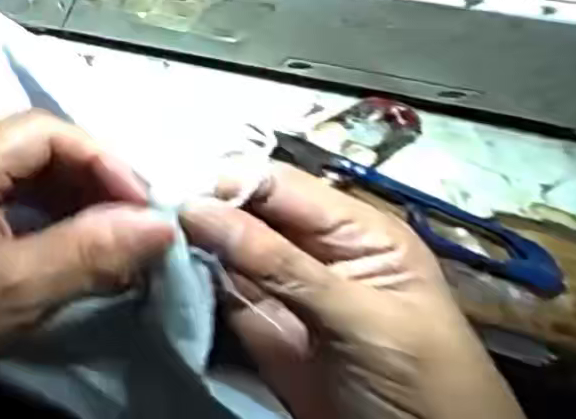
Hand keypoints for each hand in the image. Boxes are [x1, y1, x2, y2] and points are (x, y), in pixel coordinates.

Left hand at [0, 111, 176, 382]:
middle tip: (135, 215)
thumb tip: (159, 224)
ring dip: (73, 178)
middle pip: (35, 131)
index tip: (144, 204)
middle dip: (91, 168)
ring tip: (115, 222)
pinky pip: (9, 162)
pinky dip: (47, 187)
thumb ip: (89, 251)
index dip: (101, 159)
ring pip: (25, 145)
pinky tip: (77, 220)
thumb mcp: (21, 288)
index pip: (44, 130)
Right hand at [181, 166, 523, 418]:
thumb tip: (192, 206)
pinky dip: (178, 264)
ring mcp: (271, 273)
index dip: (222, 181)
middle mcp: (304, 239)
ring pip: (211, 232)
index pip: (271, 181)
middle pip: (234, 200)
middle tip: (148, 207)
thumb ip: (282, 263)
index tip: (174, 194)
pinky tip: (154, 254)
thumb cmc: (430, 394)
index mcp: (349, 227)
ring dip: (179, 231)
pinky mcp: (245, 306)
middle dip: (193, 202)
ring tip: (145, 228)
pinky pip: (202, 272)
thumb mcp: (369, 325)